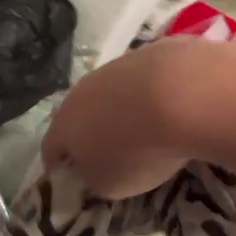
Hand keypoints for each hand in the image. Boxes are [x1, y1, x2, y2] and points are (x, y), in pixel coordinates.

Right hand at [41, 40, 235, 198]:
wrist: (185, 95)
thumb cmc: (137, 150)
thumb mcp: (109, 184)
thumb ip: (94, 178)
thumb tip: (93, 169)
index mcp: (63, 125)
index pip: (51, 150)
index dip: (59, 166)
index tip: (72, 178)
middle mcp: (80, 92)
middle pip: (79, 116)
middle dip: (90, 134)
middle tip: (111, 152)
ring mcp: (115, 68)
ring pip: (111, 93)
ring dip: (122, 110)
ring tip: (148, 128)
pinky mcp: (152, 51)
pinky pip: (146, 79)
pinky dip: (153, 93)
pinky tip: (174, 106)